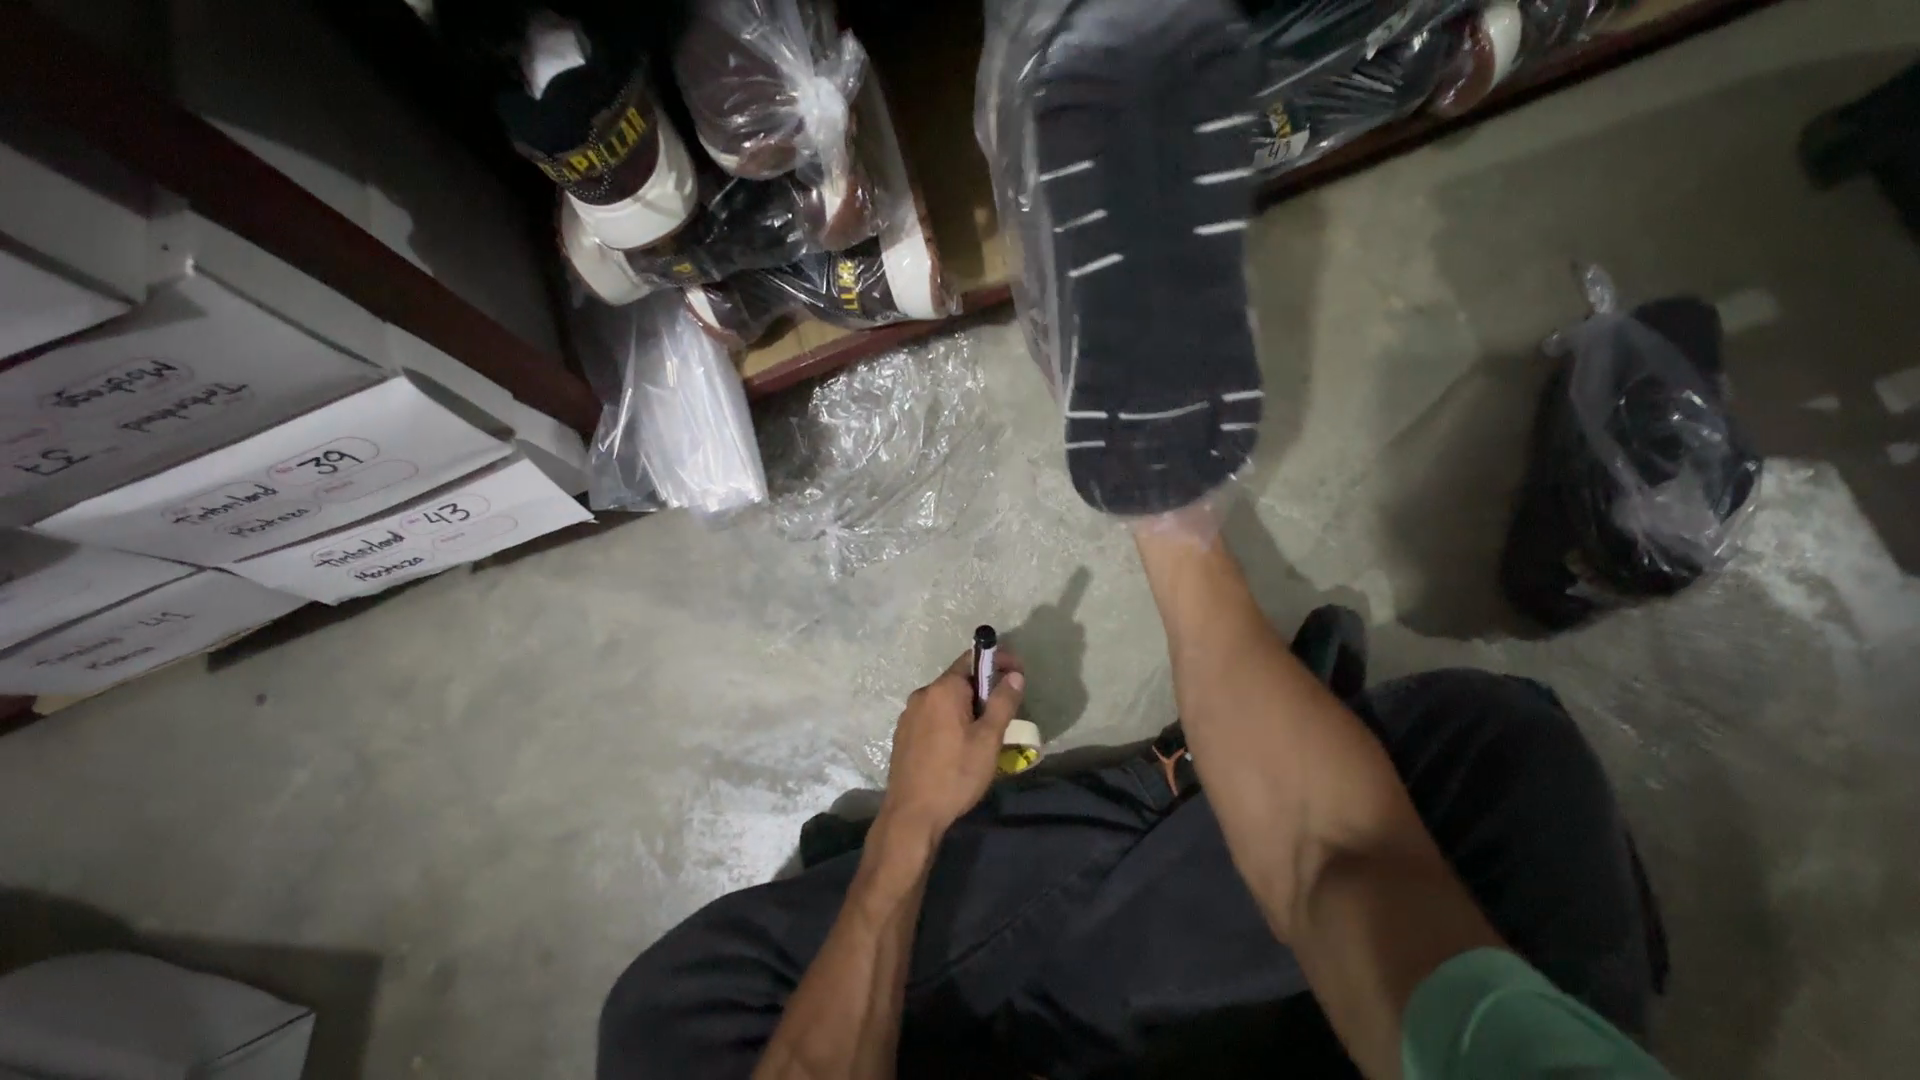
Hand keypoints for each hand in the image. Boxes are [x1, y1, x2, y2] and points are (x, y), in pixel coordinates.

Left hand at [880, 647, 1025, 835]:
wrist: (912, 814)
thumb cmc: (956, 774)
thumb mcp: (988, 739)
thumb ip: (1003, 703)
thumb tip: (1014, 675)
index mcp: (943, 690)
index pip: (972, 658)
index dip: (998, 661)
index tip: (1018, 674)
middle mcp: (922, 695)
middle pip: (959, 681)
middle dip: (985, 690)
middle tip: (1006, 712)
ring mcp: (909, 715)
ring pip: (946, 701)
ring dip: (968, 708)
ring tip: (986, 734)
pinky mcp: (904, 735)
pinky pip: (933, 717)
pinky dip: (951, 721)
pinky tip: (959, 747)